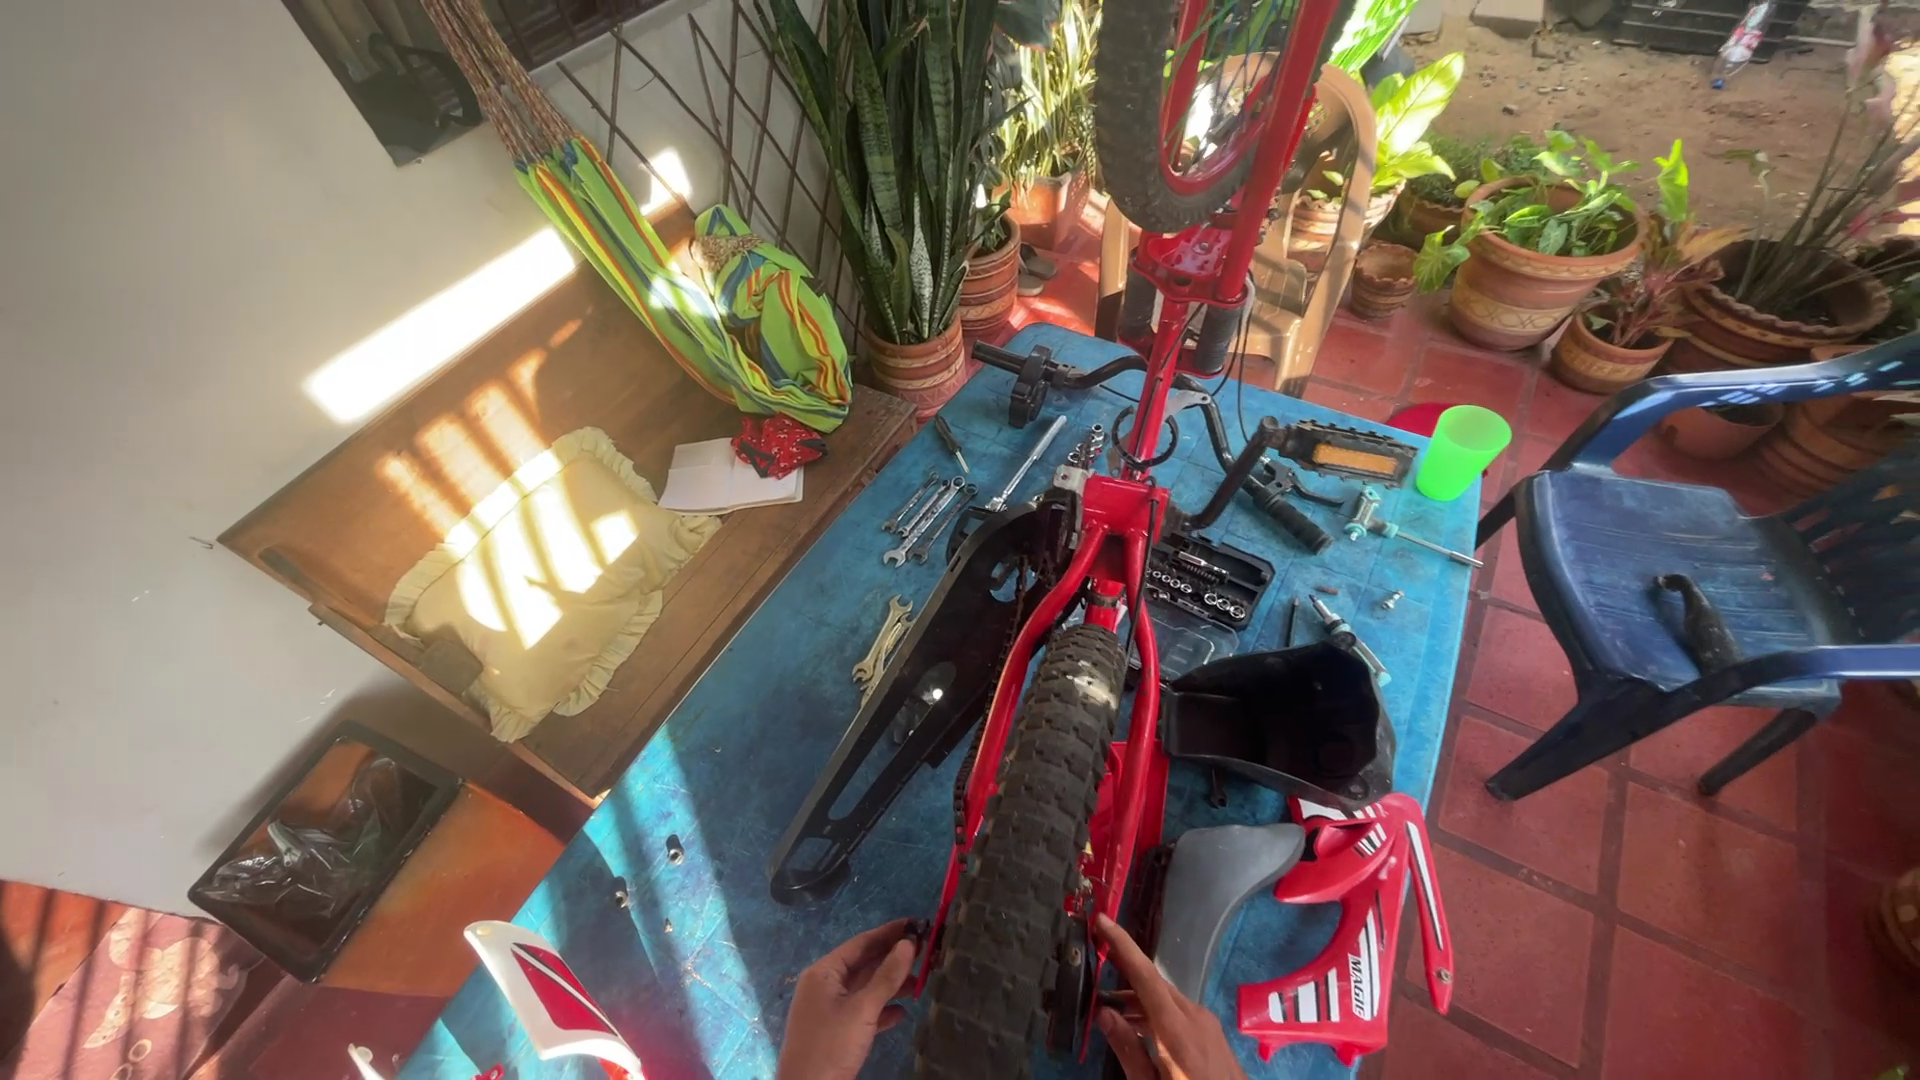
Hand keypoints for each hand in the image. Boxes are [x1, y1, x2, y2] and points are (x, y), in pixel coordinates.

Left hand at [777, 919, 918, 1079]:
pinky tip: (902, 1013)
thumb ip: (887, 976)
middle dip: (893, 960)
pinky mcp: (835, 1034)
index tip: (916, 924)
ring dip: (891, 986)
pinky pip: (862, 1013)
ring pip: (865, 990)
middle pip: (864, 965)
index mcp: (824, 973)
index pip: (861, 943)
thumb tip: (909, 943)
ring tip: (921, 982)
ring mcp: (829, 1011)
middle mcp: (825, 986)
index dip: (889, 933)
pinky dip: (881, 1011)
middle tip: (925, 952)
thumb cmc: (831, 1046)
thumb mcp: (862, 1009)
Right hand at [1093, 914, 1248, 1079]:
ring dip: (1138, 998)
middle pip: (1153, 984)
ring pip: (1165, 998)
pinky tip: (1140, 1028)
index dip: (1121, 944)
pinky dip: (1155, 1013)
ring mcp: (1208, 1024)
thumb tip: (1103, 1013)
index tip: (1101, 919)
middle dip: (1123, 969)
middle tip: (1094, 962)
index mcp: (1177, 1030)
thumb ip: (1129, 1051)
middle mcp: (1195, 1016)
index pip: (1145, 975)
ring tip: (1108, 1005)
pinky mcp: (1214, 1035)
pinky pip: (1179, 1012)